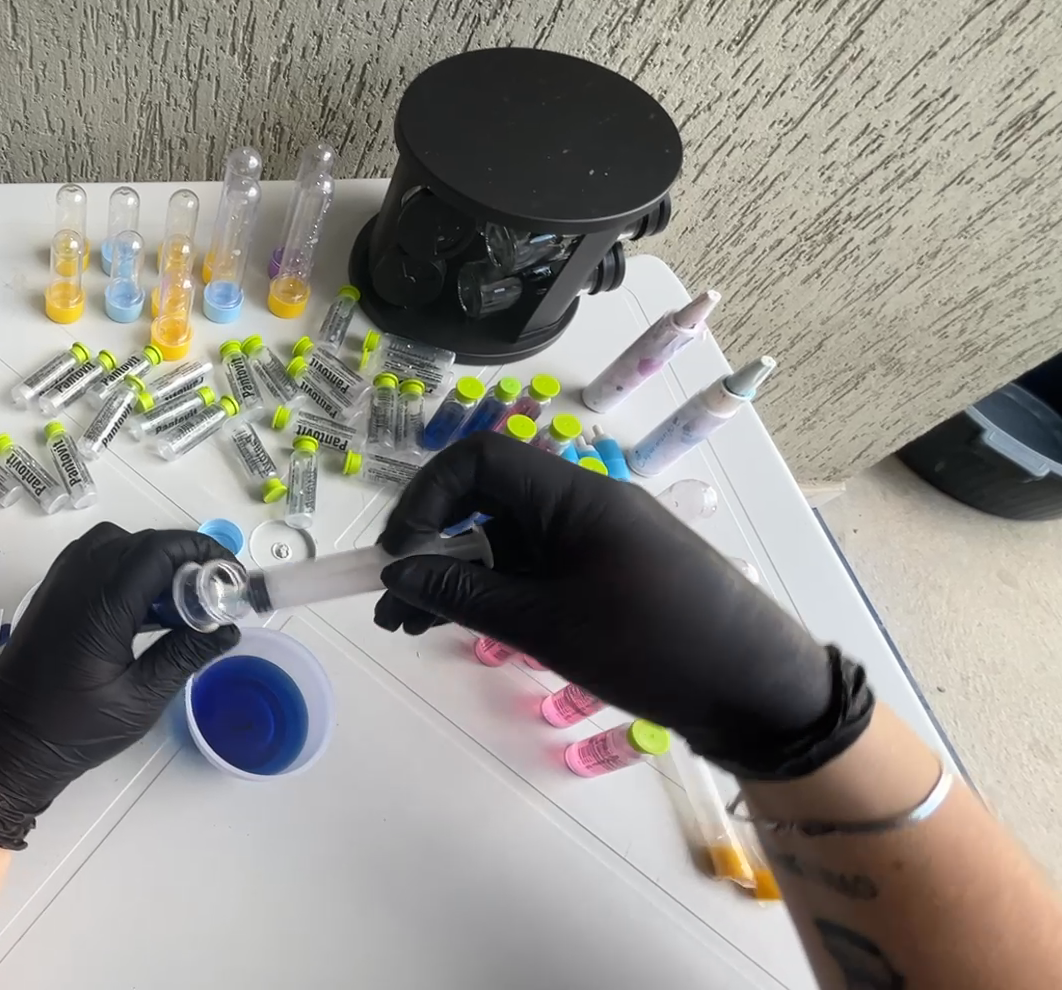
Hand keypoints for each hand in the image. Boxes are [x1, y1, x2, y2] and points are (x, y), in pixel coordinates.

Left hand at [0, 524, 239, 848]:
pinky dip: (126, 562)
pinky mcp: (53, 589)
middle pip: (141, 541)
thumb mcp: (141, 700)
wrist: (9, 741)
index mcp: (102, 605)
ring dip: (153, 556)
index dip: (201, 552)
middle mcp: (78, 579)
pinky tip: (142, 600)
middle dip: (184, 556)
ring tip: (180, 596)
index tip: (230, 573)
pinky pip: (95, 555)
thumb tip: (228, 629)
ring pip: (117, 541)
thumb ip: (185, 655)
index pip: (159, 551)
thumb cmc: (74, 729)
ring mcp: (61, 580)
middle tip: (213, 589)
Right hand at [375, 433, 872, 778]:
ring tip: (410, 622)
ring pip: (497, 537)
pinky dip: (486, 585)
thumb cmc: (654, 649)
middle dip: (427, 543)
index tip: (399, 550)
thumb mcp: (543, 625)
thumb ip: (460, 592)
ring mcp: (588, 536)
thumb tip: (394, 573)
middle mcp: (578, 503)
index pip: (477, 461)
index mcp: (573, 495)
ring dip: (450, 572)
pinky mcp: (596, 567)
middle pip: (480, 500)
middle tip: (393, 595)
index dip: (425, 496)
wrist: (766, 699)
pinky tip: (456, 619)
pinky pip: (525, 562)